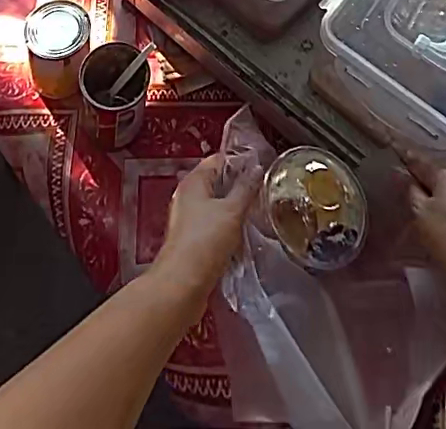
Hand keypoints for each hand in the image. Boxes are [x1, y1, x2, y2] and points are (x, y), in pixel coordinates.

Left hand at [153, 153, 256, 293]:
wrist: (181, 286)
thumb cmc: (205, 241)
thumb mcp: (232, 211)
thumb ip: (246, 188)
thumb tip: (257, 168)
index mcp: (193, 181)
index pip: (218, 159)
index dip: (240, 160)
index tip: (262, 166)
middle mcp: (187, 196)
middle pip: (217, 182)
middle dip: (239, 185)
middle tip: (264, 189)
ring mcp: (188, 219)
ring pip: (217, 205)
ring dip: (235, 208)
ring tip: (258, 210)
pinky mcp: (192, 240)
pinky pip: (214, 225)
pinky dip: (228, 226)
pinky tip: (244, 234)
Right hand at [405, 155, 445, 302]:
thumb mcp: (420, 214)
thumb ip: (412, 193)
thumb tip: (410, 181)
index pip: (423, 164)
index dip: (409, 162)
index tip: (399, 157)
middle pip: (440, 182)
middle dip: (426, 187)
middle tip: (410, 198)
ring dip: (441, 205)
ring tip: (427, 220)